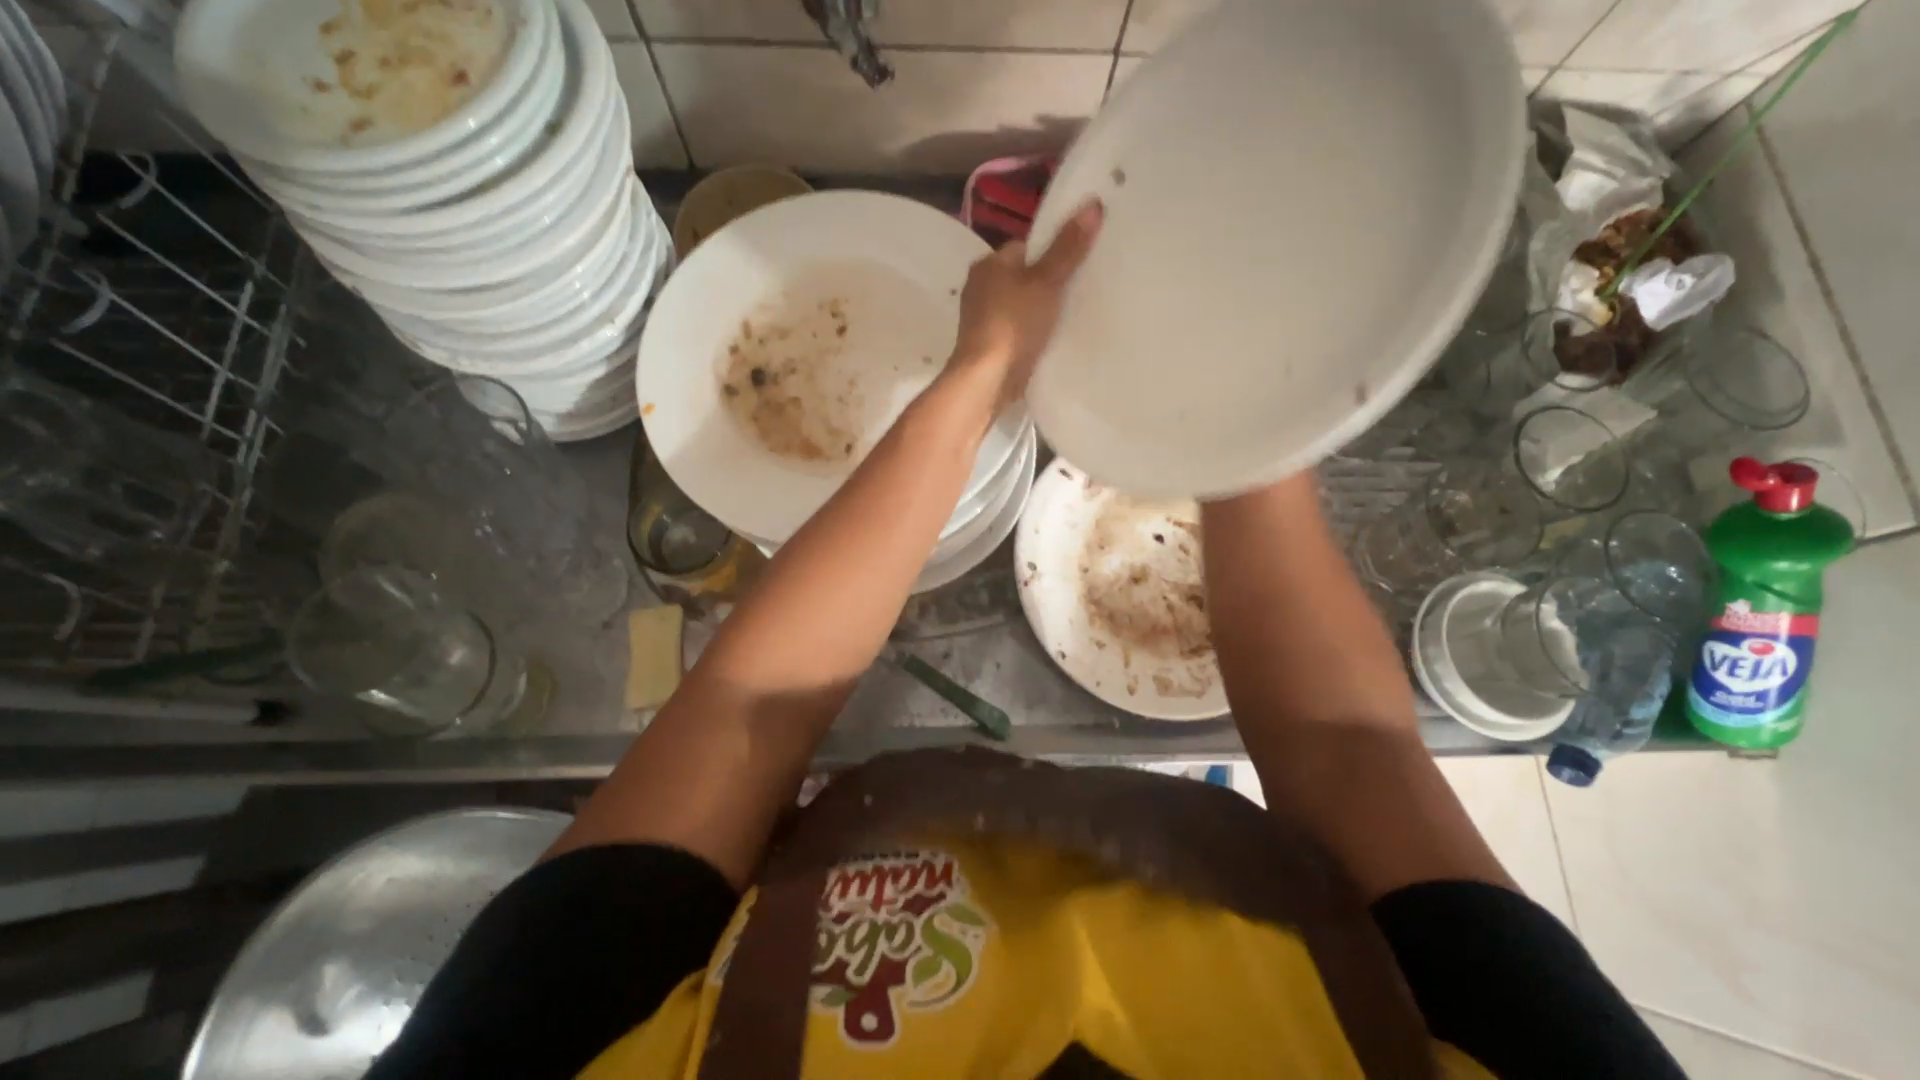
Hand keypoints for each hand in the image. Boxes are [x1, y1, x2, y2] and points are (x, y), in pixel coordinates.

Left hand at [945, 199, 1104, 408]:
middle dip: (1048, 282)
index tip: (1078, 263)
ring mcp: (982, 318)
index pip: (1026, 247)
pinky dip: (1032, 332)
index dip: (1052, 252)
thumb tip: (1092, 204)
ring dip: (1041, 309)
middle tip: (1081, 289)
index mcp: (988, 264)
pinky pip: (1018, 329)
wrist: (986, 380)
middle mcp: (980, 287)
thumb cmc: (1013, 324)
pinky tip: (1051, 339)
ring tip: (1072, 315)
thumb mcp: (1046, 282)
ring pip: (1021, 304)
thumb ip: (1068, 248)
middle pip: (1024, 276)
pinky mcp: (989, 345)